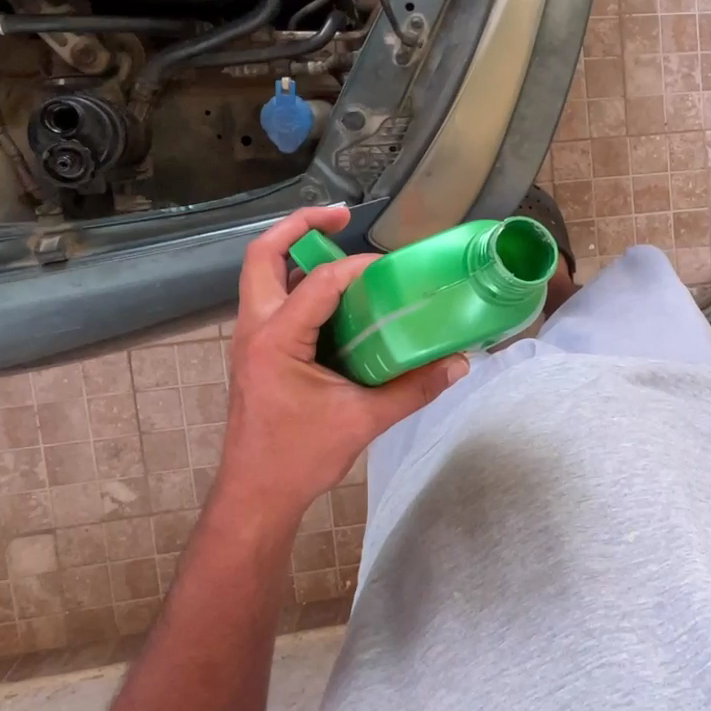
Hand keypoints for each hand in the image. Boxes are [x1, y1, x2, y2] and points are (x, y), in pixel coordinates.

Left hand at [216, 208, 467, 515]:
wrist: (254, 495)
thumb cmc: (298, 457)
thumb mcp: (362, 421)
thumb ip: (414, 389)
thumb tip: (459, 363)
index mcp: (276, 341)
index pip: (319, 284)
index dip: (357, 267)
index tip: (391, 269)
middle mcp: (256, 329)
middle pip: (263, 256)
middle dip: (299, 226)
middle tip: (340, 215)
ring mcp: (252, 339)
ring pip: (262, 274)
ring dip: (295, 251)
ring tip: (337, 243)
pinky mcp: (258, 351)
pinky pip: (273, 298)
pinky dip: (298, 281)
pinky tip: (336, 293)